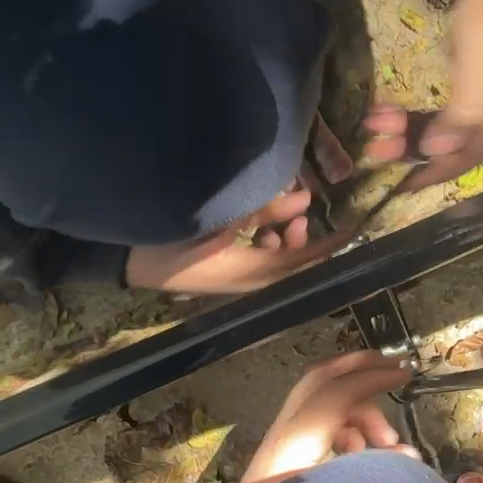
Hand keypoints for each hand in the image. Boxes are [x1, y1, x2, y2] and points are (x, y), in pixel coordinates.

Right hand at [124, 187, 342, 293]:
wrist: (127, 259)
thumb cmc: (168, 239)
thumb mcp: (217, 221)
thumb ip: (263, 211)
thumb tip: (306, 199)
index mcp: (252, 275)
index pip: (305, 261)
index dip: (331, 245)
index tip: (355, 228)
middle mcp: (253, 284)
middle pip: (298, 266)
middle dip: (309, 240)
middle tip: (305, 212)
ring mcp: (241, 282)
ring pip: (282, 262)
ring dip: (289, 240)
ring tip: (288, 216)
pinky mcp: (230, 274)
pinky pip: (264, 262)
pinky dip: (271, 243)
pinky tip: (264, 228)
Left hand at [222, 351, 414, 482]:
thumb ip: (377, 476)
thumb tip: (407, 458)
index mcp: (293, 445)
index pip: (335, 395)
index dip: (373, 379)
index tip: (406, 374)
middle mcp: (281, 437)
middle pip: (318, 382)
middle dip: (357, 369)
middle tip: (392, 367)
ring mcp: (278, 448)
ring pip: (321, 404)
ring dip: (357, 411)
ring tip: (386, 442)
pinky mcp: (281, 462)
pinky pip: (318, 427)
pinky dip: (346, 429)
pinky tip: (364, 455)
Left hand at [361, 0, 482, 190]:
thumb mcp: (482, 75)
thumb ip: (461, 120)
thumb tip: (435, 154)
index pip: (466, 159)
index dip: (431, 174)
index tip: (395, 186)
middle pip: (454, 144)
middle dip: (412, 148)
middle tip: (375, 144)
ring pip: (445, 123)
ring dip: (410, 127)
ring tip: (377, 120)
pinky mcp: (480, 70)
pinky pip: (445, 103)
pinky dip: (419, 108)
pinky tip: (395, 104)